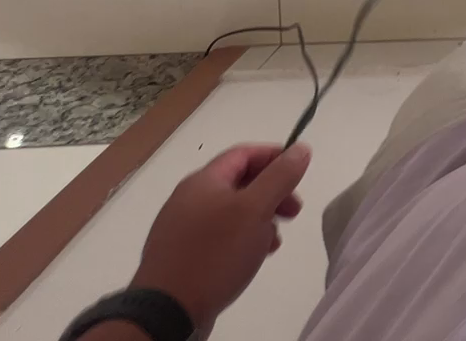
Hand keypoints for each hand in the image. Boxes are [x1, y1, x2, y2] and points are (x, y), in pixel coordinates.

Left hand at [129, 143, 311, 330]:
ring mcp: (180, 230)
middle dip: (272, 192)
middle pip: (240, 183)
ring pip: (231, 212)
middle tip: (294, 211)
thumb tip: (300, 148)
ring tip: (274, 241)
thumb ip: (281, 176)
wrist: (165, 315)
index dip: (275, 156)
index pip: (244, 154)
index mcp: (203, 182)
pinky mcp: (180, 257)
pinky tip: (252, 257)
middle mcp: (187, 200)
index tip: (299, 171)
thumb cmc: (215, 253)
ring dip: (260, 219)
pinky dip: (241, 238)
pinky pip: (218, 236)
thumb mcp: (256, 209)